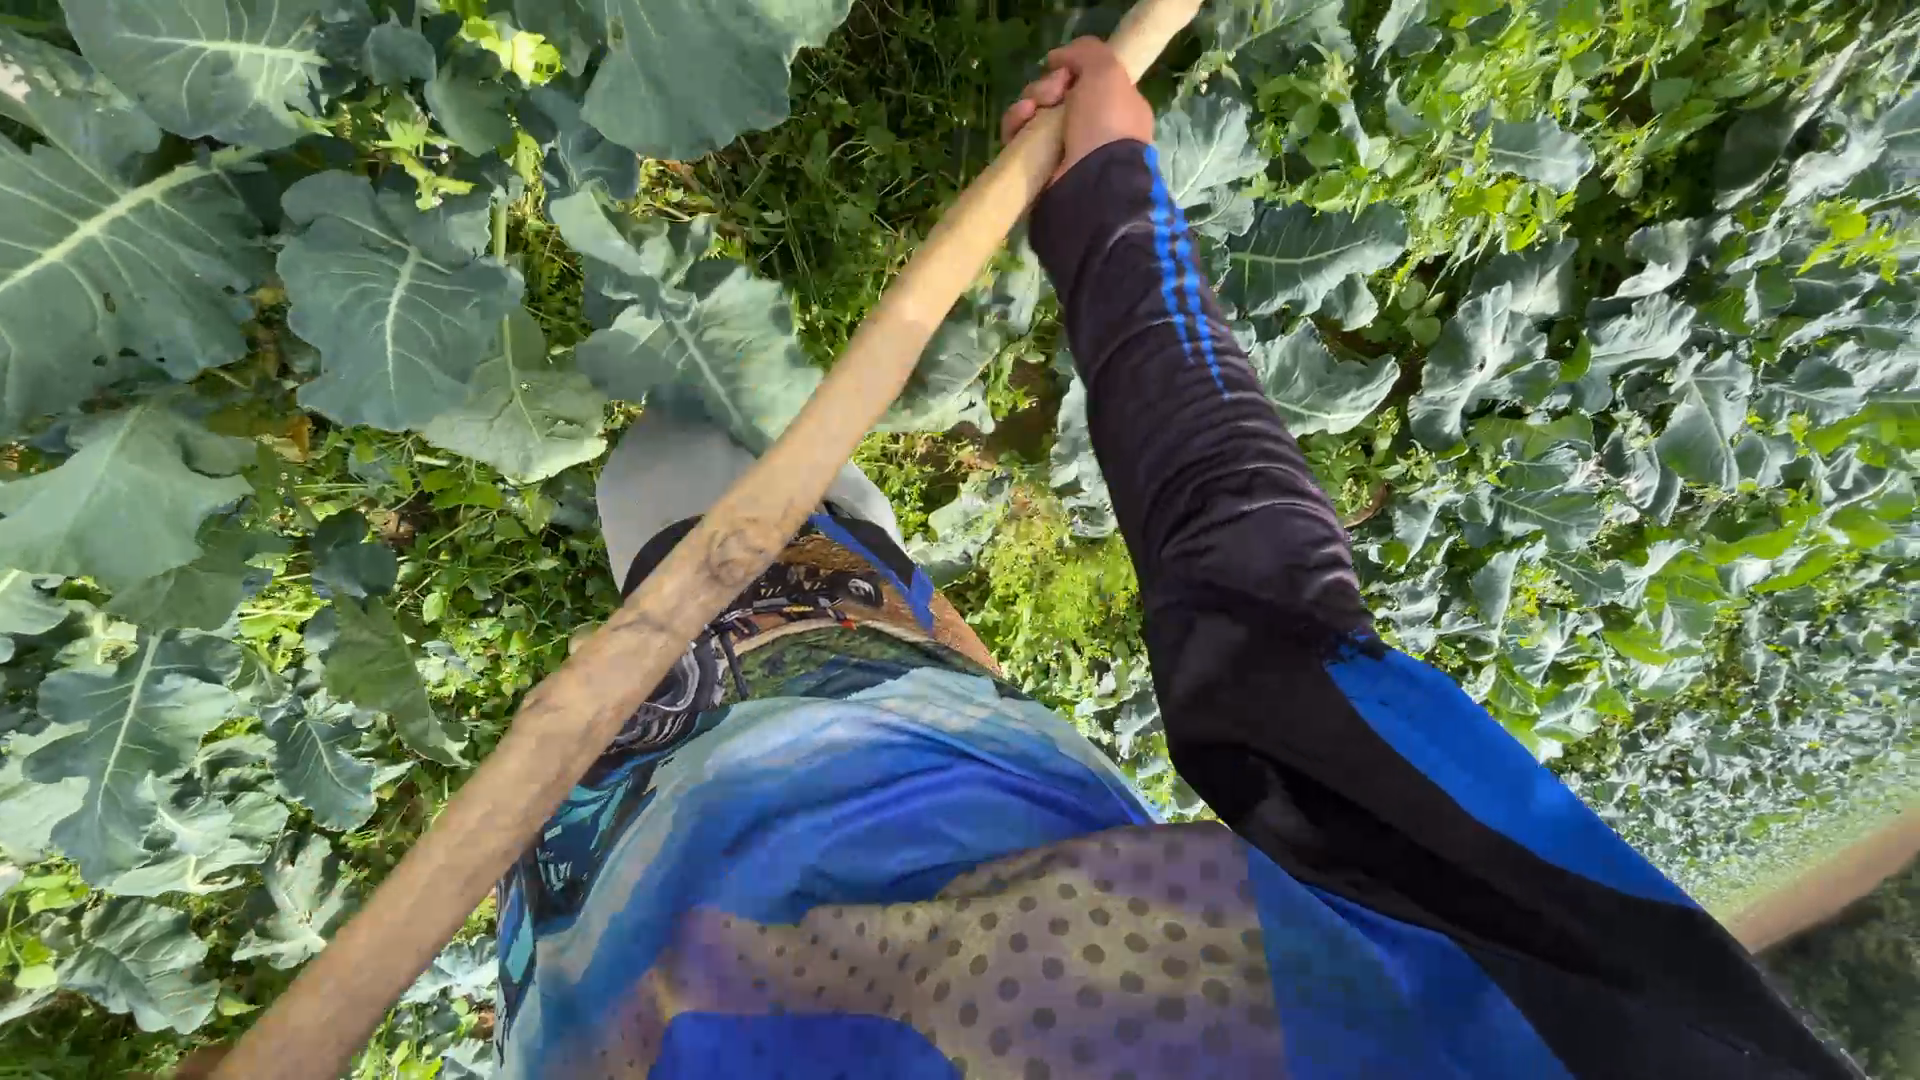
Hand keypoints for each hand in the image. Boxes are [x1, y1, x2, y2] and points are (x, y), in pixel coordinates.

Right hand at [1000, 36, 1154, 183]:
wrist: (1092, 181)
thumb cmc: (1106, 123)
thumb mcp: (1107, 71)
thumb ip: (1086, 52)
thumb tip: (1057, 58)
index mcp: (1115, 112)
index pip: (1086, 83)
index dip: (1072, 71)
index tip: (1066, 71)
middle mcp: (1089, 133)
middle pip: (1056, 97)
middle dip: (1046, 87)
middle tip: (1052, 94)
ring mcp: (1062, 154)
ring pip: (1035, 116)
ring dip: (1028, 102)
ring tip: (1030, 109)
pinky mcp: (1037, 171)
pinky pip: (1018, 139)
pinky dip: (1015, 125)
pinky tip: (1020, 120)